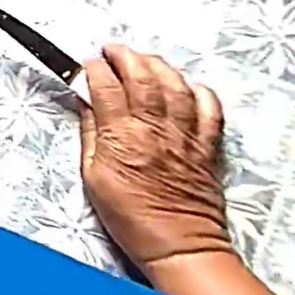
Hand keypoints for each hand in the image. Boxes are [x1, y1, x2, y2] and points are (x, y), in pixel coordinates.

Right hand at [77, 43, 233, 270]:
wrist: (179, 246)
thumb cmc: (129, 216)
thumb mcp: (92, 174)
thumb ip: (91, 134)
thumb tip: (86, 105)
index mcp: (122, 138)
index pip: (106, 88)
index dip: (94, 69)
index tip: (85, 62)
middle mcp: (155, 132)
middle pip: (143, 79)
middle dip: (125, 57)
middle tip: (112, 49)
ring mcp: (185, 138)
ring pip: (176, 87)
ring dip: (158, 66)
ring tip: (144, 57)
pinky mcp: (207, 149)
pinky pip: (210, 111)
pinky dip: (199, 91)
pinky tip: (187, 84)